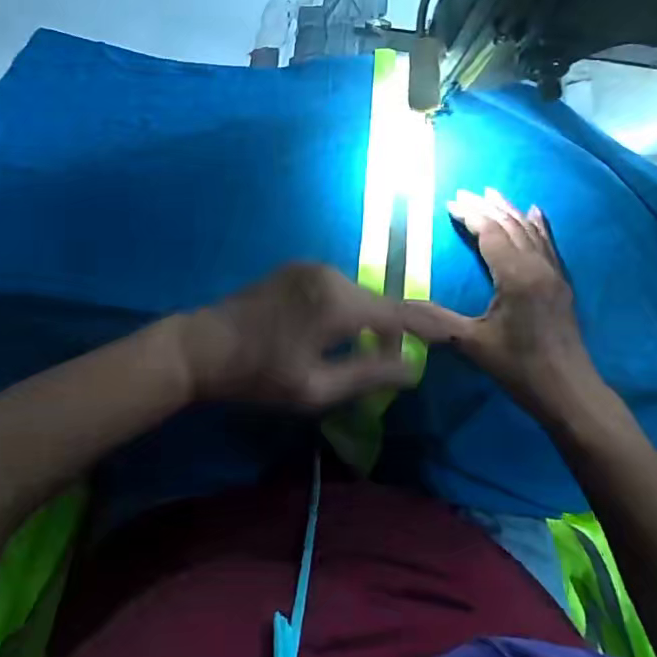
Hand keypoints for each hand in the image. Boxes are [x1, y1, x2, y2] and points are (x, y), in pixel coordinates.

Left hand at [179, 262, 431, 410]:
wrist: (200, 347)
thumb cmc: (258, 375)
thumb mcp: (316, 387)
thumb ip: (369, 375)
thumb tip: (413, 367)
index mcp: (339, 302)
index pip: (399, 313)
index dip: (429, 326)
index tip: (455, 334)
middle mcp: (329, 275)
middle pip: (378, 304)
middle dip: (393, 331)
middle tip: (394, 365)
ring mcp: (308, 269)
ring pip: (357, 296)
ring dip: (366, 321)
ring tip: (362, 354)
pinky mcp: (294, 270)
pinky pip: (335, 290)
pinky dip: (345, 310)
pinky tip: (332, 335)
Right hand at [406, 189, 601, 422]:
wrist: (570, 393)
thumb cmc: (520, 368)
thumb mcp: (472, 344)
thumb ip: (436, 320)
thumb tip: (398, 307)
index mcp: (516, 276)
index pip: (491, 234)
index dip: (471, 216)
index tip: (450, 203)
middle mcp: (538, 267)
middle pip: (511, 227)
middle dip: (487, 207)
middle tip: (466, 192)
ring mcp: (554, 275)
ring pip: (531, 232)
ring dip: (510, 211)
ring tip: (494, 193)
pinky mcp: (561, 286)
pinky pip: (549, 245)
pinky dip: (538, 225)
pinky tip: (536, 213)